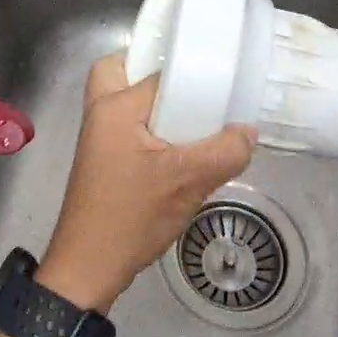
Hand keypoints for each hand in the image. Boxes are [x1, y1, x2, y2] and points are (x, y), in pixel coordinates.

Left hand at [35, 54, 256, 311]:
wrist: (90, 266)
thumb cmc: (132, 216)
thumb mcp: (188, 183)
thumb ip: (224, 152)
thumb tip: (247, 131)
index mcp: (114, 105)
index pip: (158, 70)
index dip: (191, 72)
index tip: (223, 79)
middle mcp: (101, 112)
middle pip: (122, 70)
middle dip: (155, 72)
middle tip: (193, 87)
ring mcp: (99, 136)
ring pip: (126, 100)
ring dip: (156, 105)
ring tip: (197, 118)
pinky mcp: (104, 158)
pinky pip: (130, 126)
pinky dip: (152, 128)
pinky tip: (184, 147)